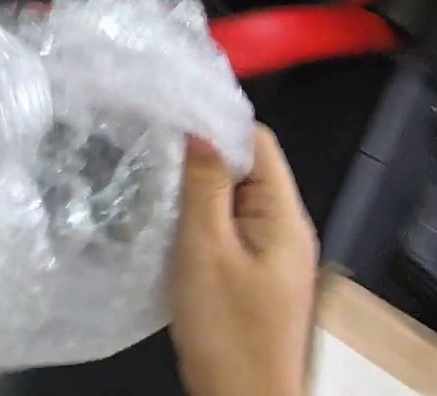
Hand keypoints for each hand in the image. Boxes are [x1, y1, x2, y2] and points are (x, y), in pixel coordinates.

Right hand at [169, 127, 318, 395]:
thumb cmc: (226, 325)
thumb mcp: (206, 246)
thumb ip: (204, 184)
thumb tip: (199, 129)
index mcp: (284, 217)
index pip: (258, 142)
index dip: (217, 120)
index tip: (170, 111)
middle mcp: (285, 228)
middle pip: (247, 166)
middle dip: (202, 149)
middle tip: (151, 136)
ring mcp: (270, 252)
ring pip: (232, 195)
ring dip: (197, 180)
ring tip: (152, 165)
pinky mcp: (252, 271)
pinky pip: (227, 222)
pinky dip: (199, 209)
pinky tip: (167, 209)